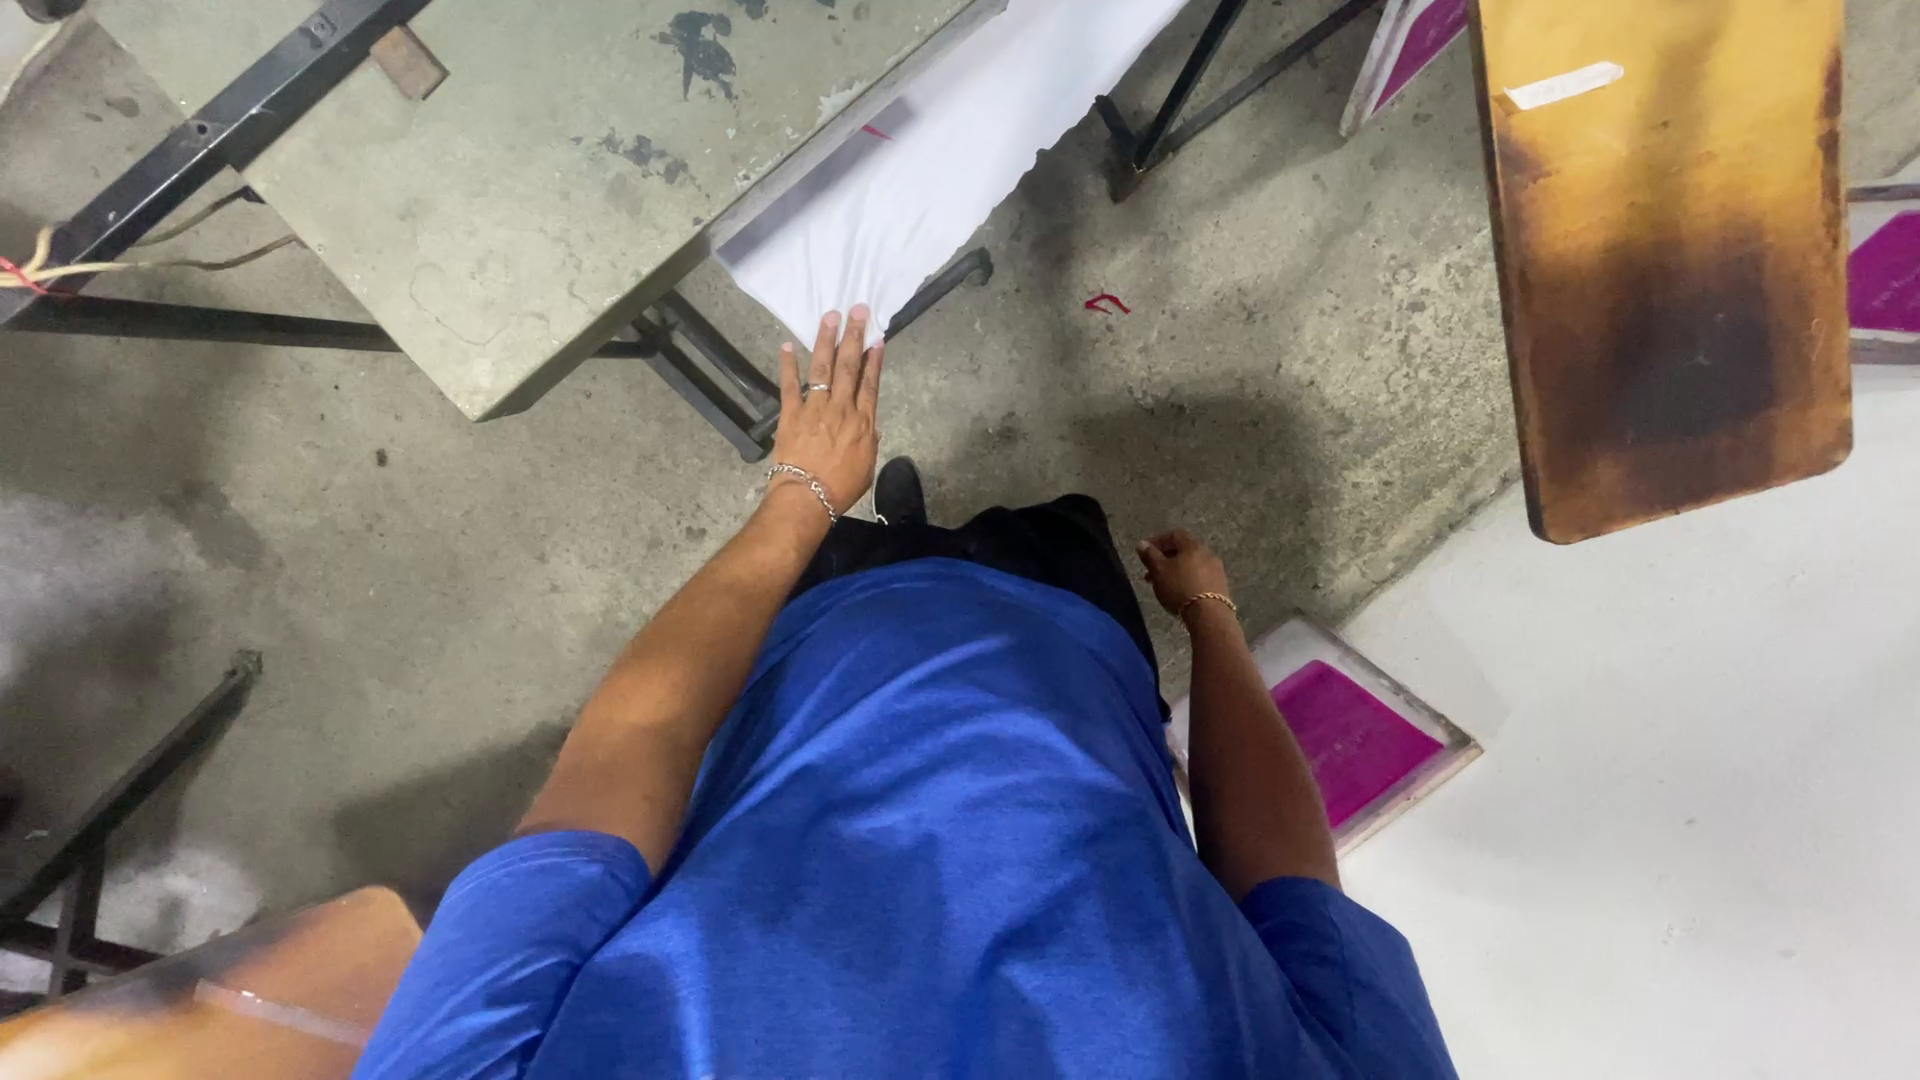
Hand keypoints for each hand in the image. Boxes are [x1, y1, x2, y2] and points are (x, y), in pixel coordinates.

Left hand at [770, 306, 883, 513]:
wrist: (808, 497)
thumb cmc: (840, 488)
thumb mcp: (867, 466)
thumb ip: (869, 441)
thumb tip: (870, 426)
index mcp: (863, 422)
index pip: (870, 383)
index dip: (874, 359)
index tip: (877, 338)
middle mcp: (841, 409)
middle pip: (849, 366)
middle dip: (854, 336)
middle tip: (858, 311)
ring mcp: (815, 408)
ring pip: (822, 367)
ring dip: (826, 340)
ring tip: (830, 316)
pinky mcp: (791, 414)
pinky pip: (789, 385)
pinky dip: (788, 364)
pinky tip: (787, 345)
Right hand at [1136, 529, 1231, 619]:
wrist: (1209, 616)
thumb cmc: (1179, 588)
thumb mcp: (1159, 571)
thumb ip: (1150, 555)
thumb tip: (1142, 544)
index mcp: (1193, 545)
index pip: (1175, 534)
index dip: (1158, 540)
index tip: (1145, 552)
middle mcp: (1208, 553)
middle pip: (1184, 549)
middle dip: (1165, 558)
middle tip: (1151, 571)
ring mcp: (1217, 570)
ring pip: (1191, 564)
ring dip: (1175, 570)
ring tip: (1162, 584)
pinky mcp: (1221, 585)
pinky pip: (1200, 576)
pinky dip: (1187, 579)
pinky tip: (1179, 592)